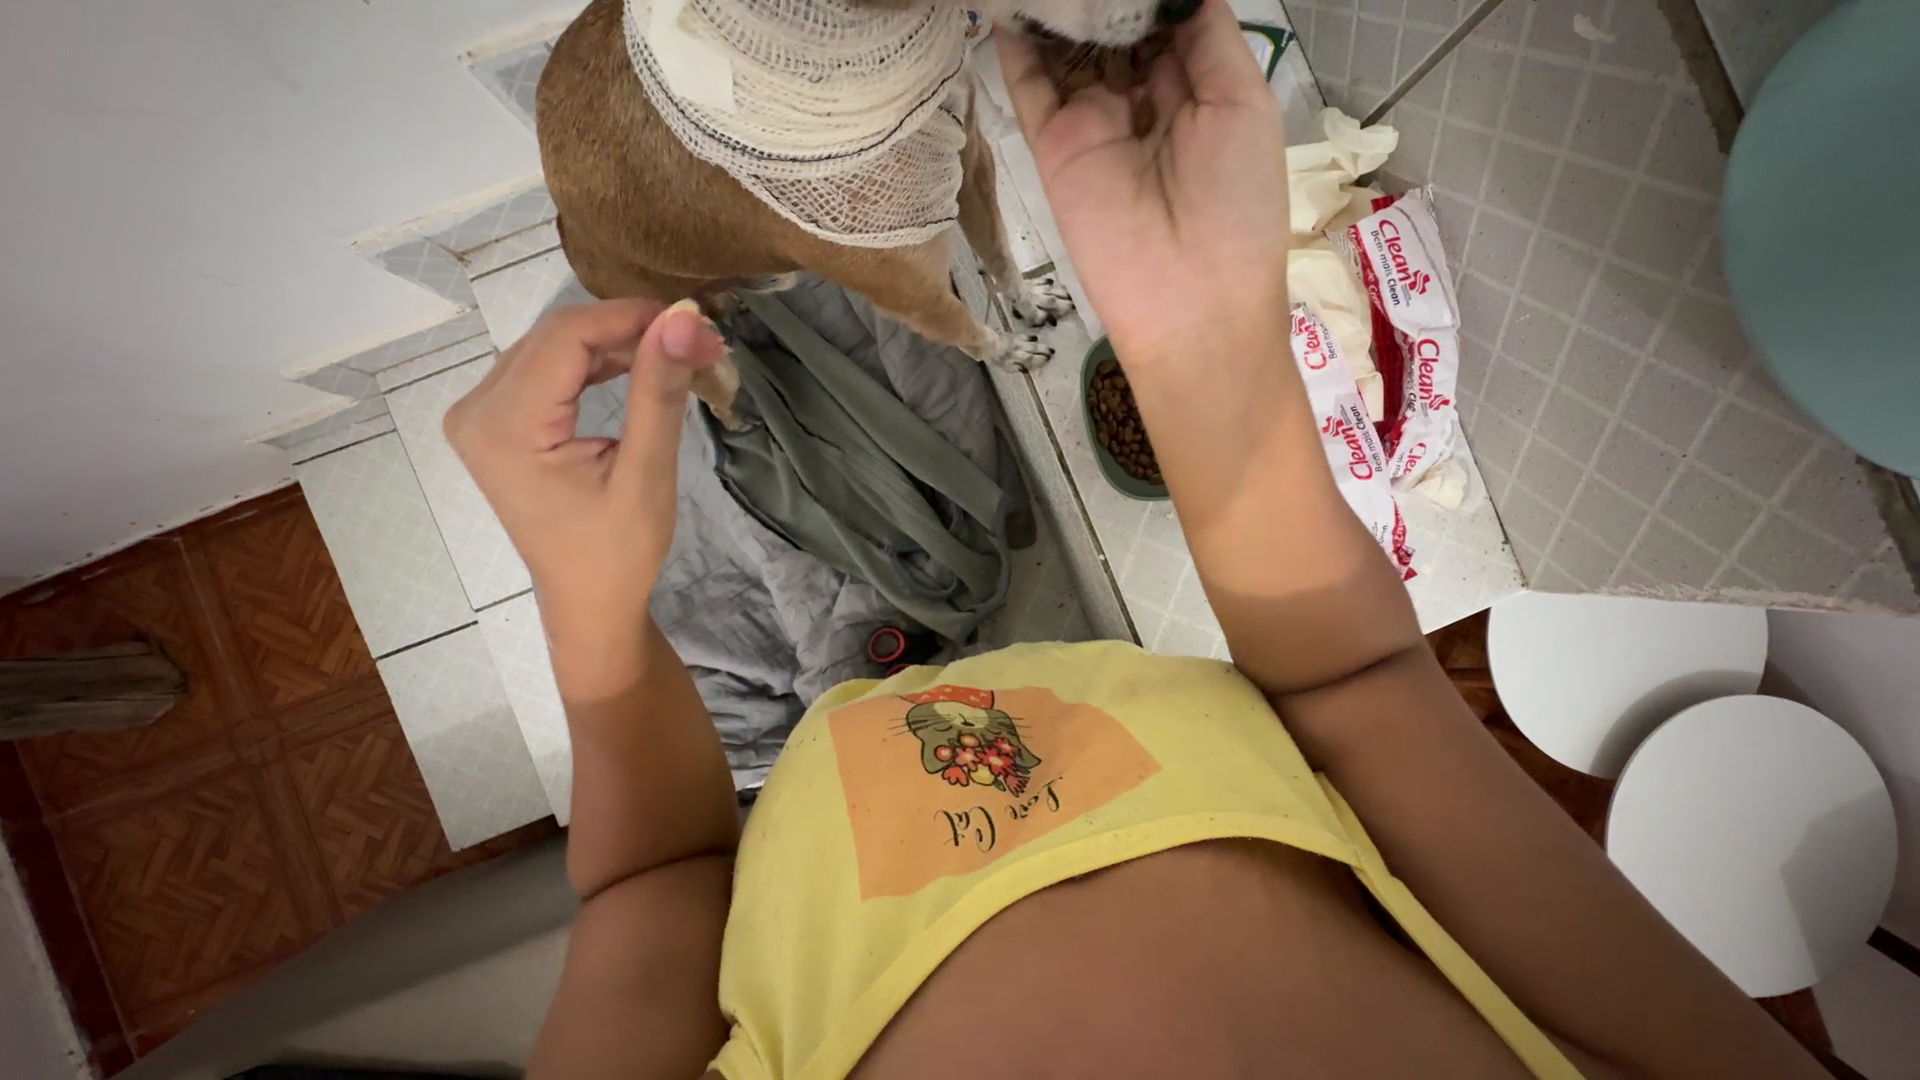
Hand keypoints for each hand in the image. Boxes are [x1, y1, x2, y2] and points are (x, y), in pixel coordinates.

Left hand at [445, 299, 725, 692]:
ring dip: (617, 345)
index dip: (632, 317)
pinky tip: (637, 368)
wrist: (590, 601)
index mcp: (504, 426)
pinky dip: (595, 364)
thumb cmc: (620, 551)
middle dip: (630, 330)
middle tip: (698, 342)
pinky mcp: (496, 423)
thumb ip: (659, 390)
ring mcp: (479, 416)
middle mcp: (476, 410)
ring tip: (677, 355)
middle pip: (557, 337)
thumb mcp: (647, 472)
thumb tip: (685, 318)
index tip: (697, 322)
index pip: (567, 337)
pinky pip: (547, 371)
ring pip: (553, 348)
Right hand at [995, 0, 1289, 364]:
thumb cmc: (1236, 203)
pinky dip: (1017, 43)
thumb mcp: (1243, 103)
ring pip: (1068, 49)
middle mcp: (1139, 102)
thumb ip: (1208, 38)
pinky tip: (1012, 2)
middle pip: (1111, 27)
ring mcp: (1092, 124)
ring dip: (1061, 7)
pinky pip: (1030, 87)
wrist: (1190, 298)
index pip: (1161, 20)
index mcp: (1192, 91)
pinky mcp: (1054, 147)